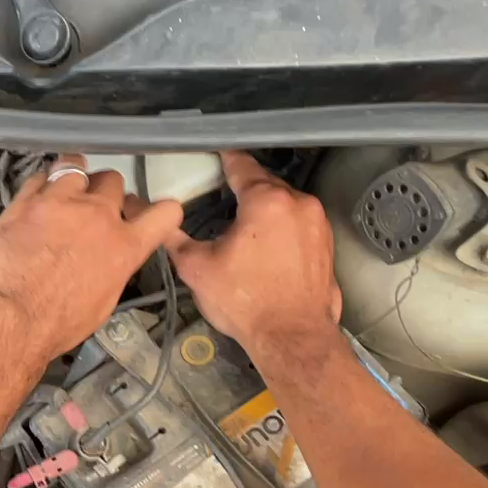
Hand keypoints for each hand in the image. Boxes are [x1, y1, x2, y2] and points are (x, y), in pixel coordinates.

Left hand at [0, 155, 185, 360]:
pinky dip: (41, 185)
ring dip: (72, 178)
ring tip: (62, 191)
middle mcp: (98, 217)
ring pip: (76, 167)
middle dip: (104, 193)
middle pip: (113, 181)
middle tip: (90, 207)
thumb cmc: (54, 322)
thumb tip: (110, 260)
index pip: (164, 213)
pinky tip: (36, 198)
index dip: (160, 211)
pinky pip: (39, 177)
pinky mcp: (27, 203)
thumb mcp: (102, 303)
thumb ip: (114, 268)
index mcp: (124, 246)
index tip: (148, 213)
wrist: (13, 318)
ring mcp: (61, 204)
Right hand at [166, 151, 342, 359]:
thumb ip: (176, 240)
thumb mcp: (196, 269)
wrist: (290, 335)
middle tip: (220, 198)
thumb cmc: (248, 302)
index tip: (219, 153)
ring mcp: (316, 224)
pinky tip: (262, 249)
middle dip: (243, 190)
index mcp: (266, 202)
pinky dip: (279, 229)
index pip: (242, 166)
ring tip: (240, 229)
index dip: (226, 158)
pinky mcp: (325, 244)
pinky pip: (297, 224)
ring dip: (262, 211)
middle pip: (265, 185)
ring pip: (283, 205)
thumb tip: (162, 228)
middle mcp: (298, 205)